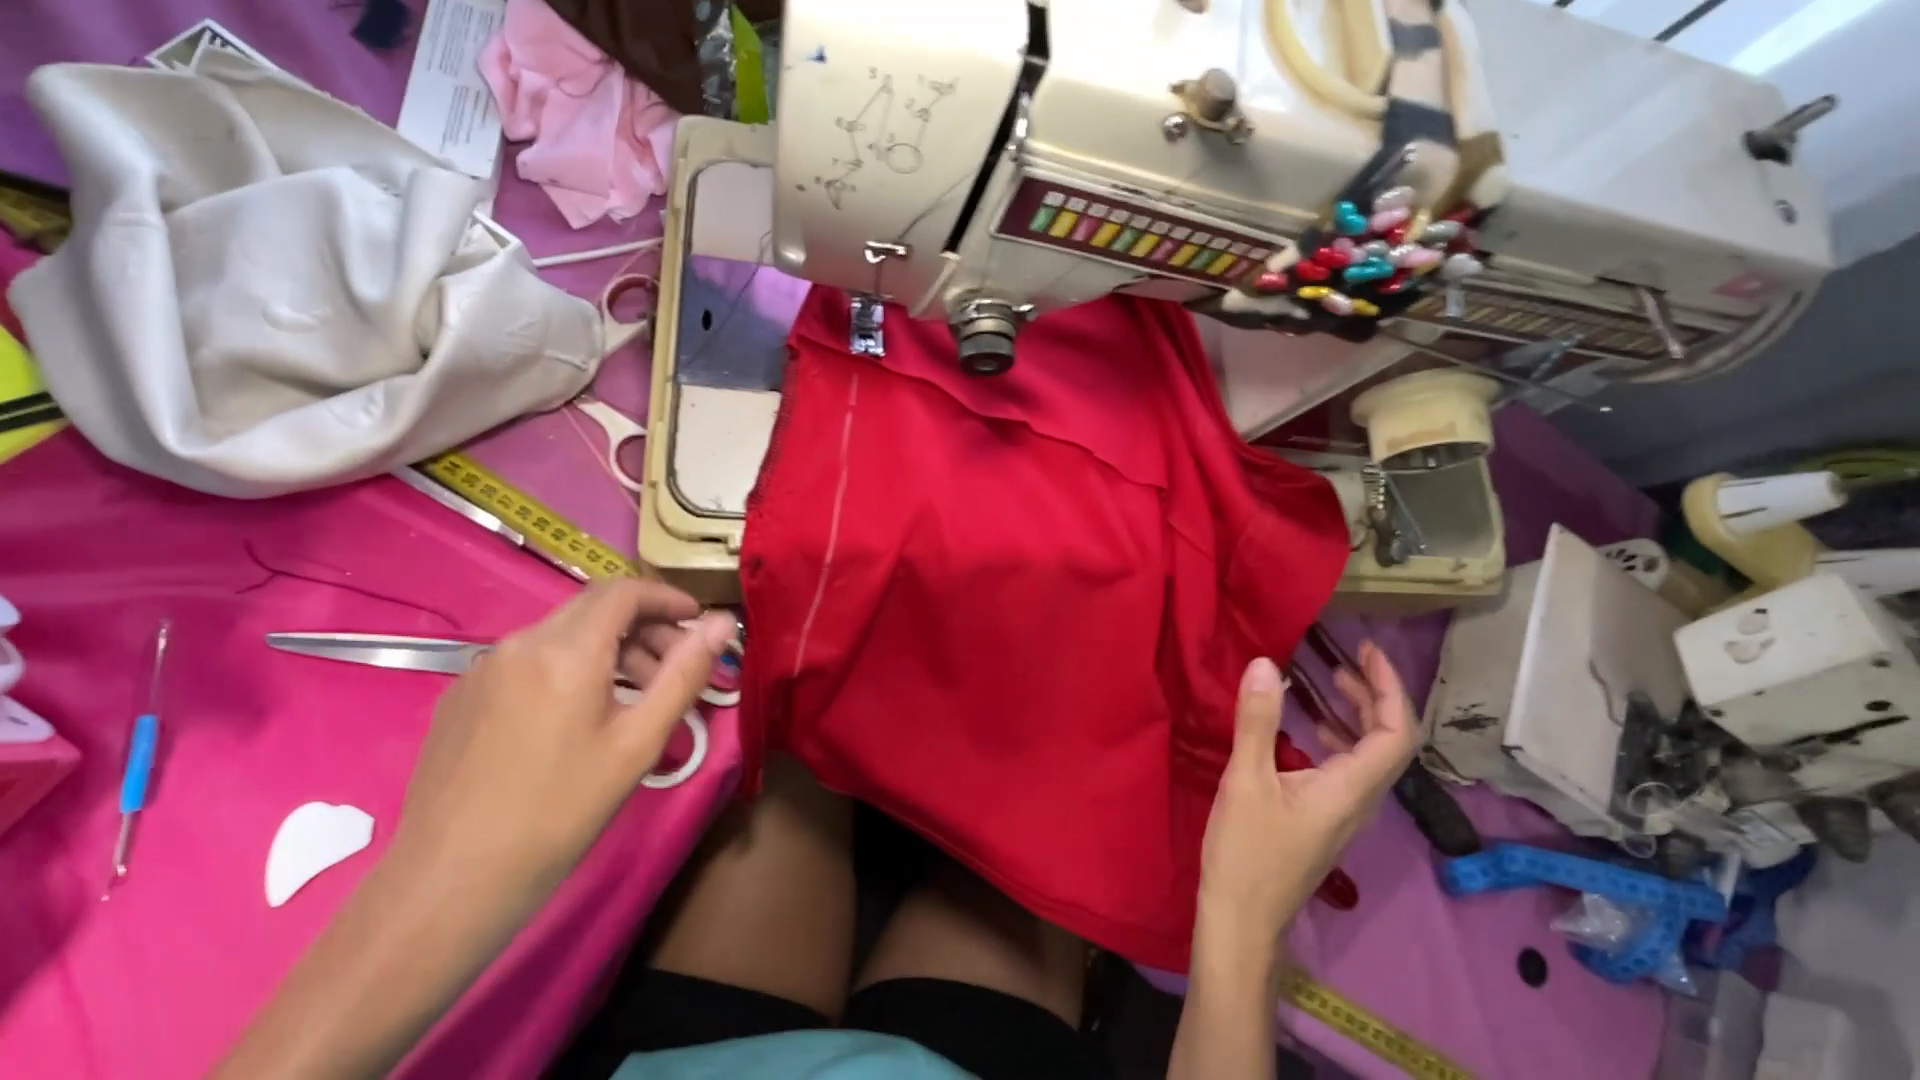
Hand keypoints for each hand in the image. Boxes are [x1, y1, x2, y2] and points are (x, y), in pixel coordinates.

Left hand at [392, 577, 735, 897]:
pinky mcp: (461, 696)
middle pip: (593, 610)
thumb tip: (723, 623)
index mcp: (565, 651)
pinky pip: (527, 663)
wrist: (453, 877)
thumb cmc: (560, 812)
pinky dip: (567, 670)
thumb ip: (684, 675)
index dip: (667, 598)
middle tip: (676, 667)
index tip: (697, 621)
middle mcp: (520, 644)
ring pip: (560, 636)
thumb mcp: (637, 744)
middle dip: (643, 627)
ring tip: (635, 698)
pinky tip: (576, 719)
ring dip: (607, 651)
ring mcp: (482, 669)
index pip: (624, 592)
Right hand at [1197, 643, 1418, 948]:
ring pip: (1370, 755)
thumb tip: (1264, 664)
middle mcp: (1359, 800)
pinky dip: (1337, 737)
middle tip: (1343, 658)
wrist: (1242, 919)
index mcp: (1350, 788)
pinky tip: (1308, 729)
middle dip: (1373, 694)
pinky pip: (1348, 768)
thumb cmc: (1246, 852)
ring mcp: (1345, 813)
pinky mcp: (1326, 819)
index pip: (1396, 732)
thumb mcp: (1246, 781)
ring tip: (1327, 682)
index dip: (1389, 687)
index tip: (1365, 650)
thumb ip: (1257, 722)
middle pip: (1389, 740)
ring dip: (1356, 714)